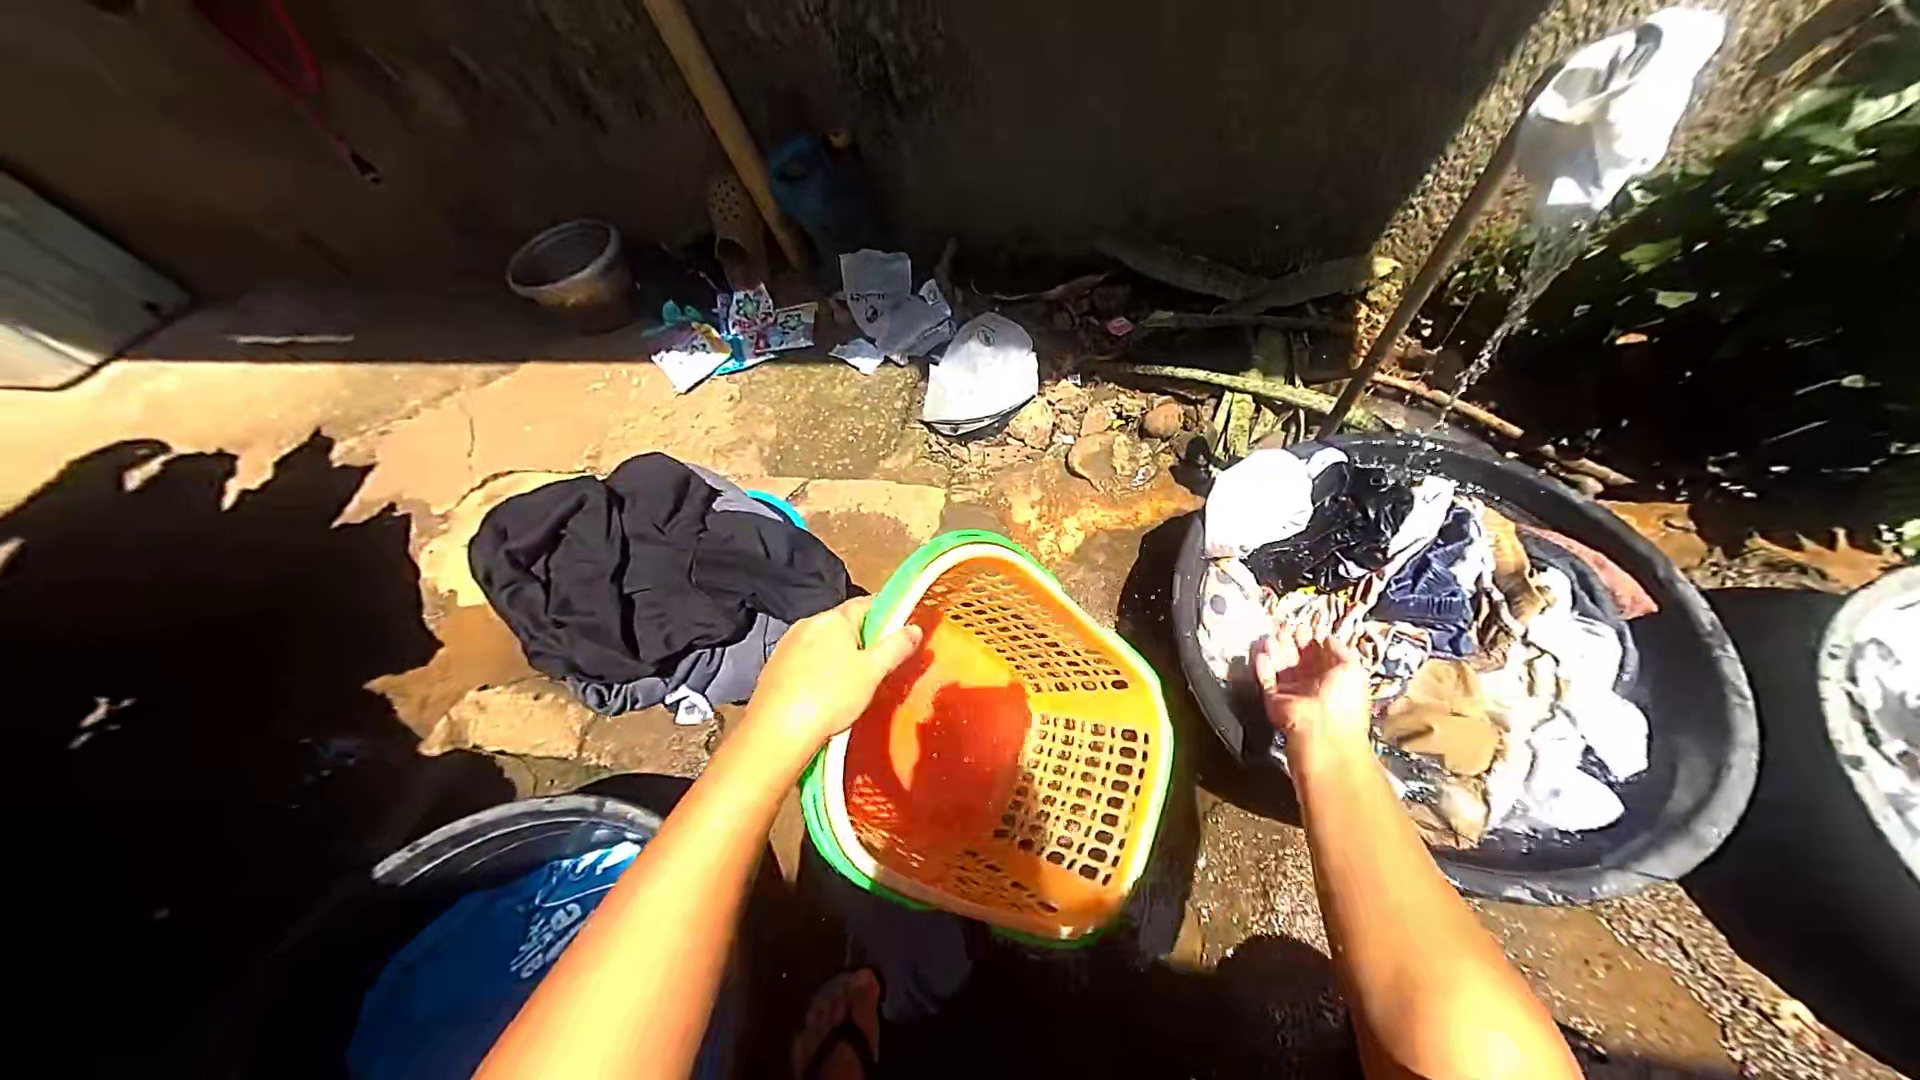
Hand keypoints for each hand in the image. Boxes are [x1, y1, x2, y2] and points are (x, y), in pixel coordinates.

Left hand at [737, 596, 922, 772]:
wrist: (777, 730)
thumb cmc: (830, 696)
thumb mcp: (873, 672)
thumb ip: (896, 647)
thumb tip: (914, 628)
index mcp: (834, 617)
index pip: (866, 603)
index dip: (886, 614)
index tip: (899, 631)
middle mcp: (808, 623)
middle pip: (844, 624)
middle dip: (862, 639)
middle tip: (878, 665)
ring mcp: (787, 644)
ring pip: (823, 643)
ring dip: (839, 656)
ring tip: (852, 684)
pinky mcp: (774, 666)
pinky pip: (805, 660)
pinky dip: (818, 670)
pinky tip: (824, 694)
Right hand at [1253, 629, 1369, 769]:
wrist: (1323, 729)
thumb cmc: (1343, 700)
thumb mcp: (1352, 668)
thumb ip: (1340, 649)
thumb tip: (1327, 636)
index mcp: (1331, 677)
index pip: (1317, 653)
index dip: (1310, 638)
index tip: (1303, 625)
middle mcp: (1310, 683)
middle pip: (1296, 657)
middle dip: (1290, 641)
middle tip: (1284, 627)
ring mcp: (1291, 691)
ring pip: (1279, 665)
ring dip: (1275, 650)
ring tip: (1272, 638)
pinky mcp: (1274, 698)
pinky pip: (1265, 678)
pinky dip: (1263, 665)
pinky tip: (1262, 653)